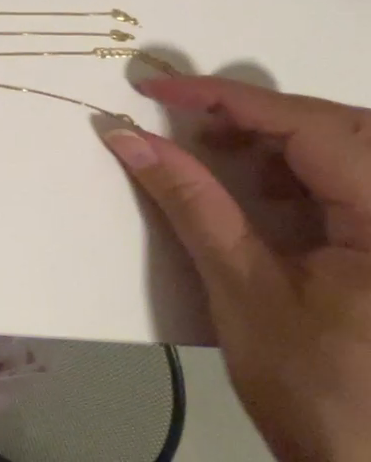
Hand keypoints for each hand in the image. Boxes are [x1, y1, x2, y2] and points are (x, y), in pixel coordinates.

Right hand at [102, 78, 370, 461]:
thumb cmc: (313, 383)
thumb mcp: (241, 287)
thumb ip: (190, 201)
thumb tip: (124, 134)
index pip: (315, 128)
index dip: (230, 98)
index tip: (154, 87)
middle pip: (353, 130)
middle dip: (265, 116)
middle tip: (192, 125)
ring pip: (363, 153)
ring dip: (290, 141)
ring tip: (226, 160)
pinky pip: (368, 186)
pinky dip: (318, 173)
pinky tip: (278, 199)